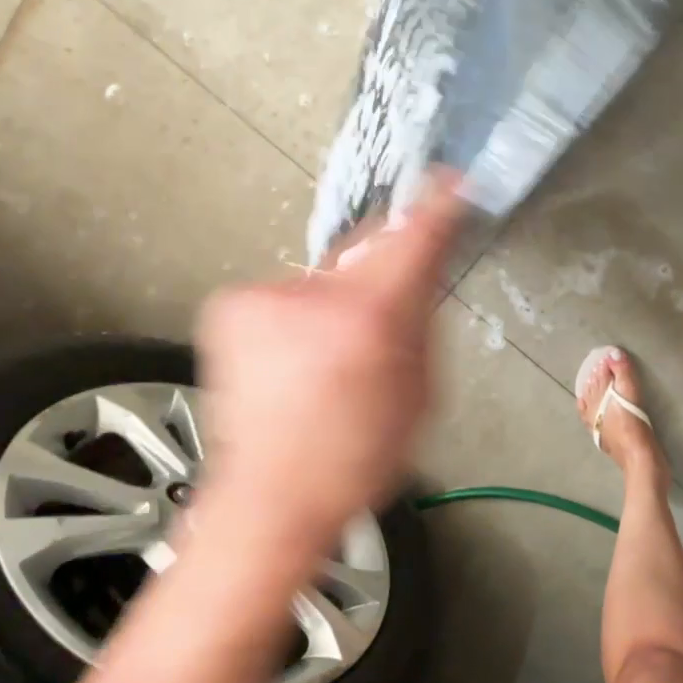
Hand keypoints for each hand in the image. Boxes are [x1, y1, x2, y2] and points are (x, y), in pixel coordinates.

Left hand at [193, 175, 466, 554]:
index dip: (438, 205)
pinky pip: (287, 295)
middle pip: (366, 252)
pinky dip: (299, 319)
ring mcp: (264, 299)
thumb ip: (422, 325)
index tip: (450, 184)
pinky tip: (298, 364)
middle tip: (378, 329)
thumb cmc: (349, 462)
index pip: (414, 237)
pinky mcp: (232, 308)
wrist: (271, 498)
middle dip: (381, 281)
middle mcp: (311, 297)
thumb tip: (420, 280)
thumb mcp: (420, 394)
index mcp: (369, 320)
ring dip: (337, 306)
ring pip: (325, 279)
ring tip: (329, 364)